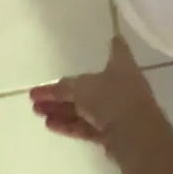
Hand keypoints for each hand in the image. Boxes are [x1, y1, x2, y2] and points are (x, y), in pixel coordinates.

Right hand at [31, 35, 156, 142]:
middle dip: (62, 91)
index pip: (118, 51)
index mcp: (121, 68)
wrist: (135, 137)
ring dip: (61, 109)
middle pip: (88, 87)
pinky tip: (49, 125)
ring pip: (84, 109)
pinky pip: (86, 126)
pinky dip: (69, 125)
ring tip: (37, 111)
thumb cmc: (112, 99)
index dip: (114, 45)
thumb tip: (52, 90)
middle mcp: (121, 88)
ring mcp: (117, 112)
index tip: (113, 37)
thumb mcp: (81, 87)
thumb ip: (64, 87)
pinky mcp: (111, 134)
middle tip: (36, 95)